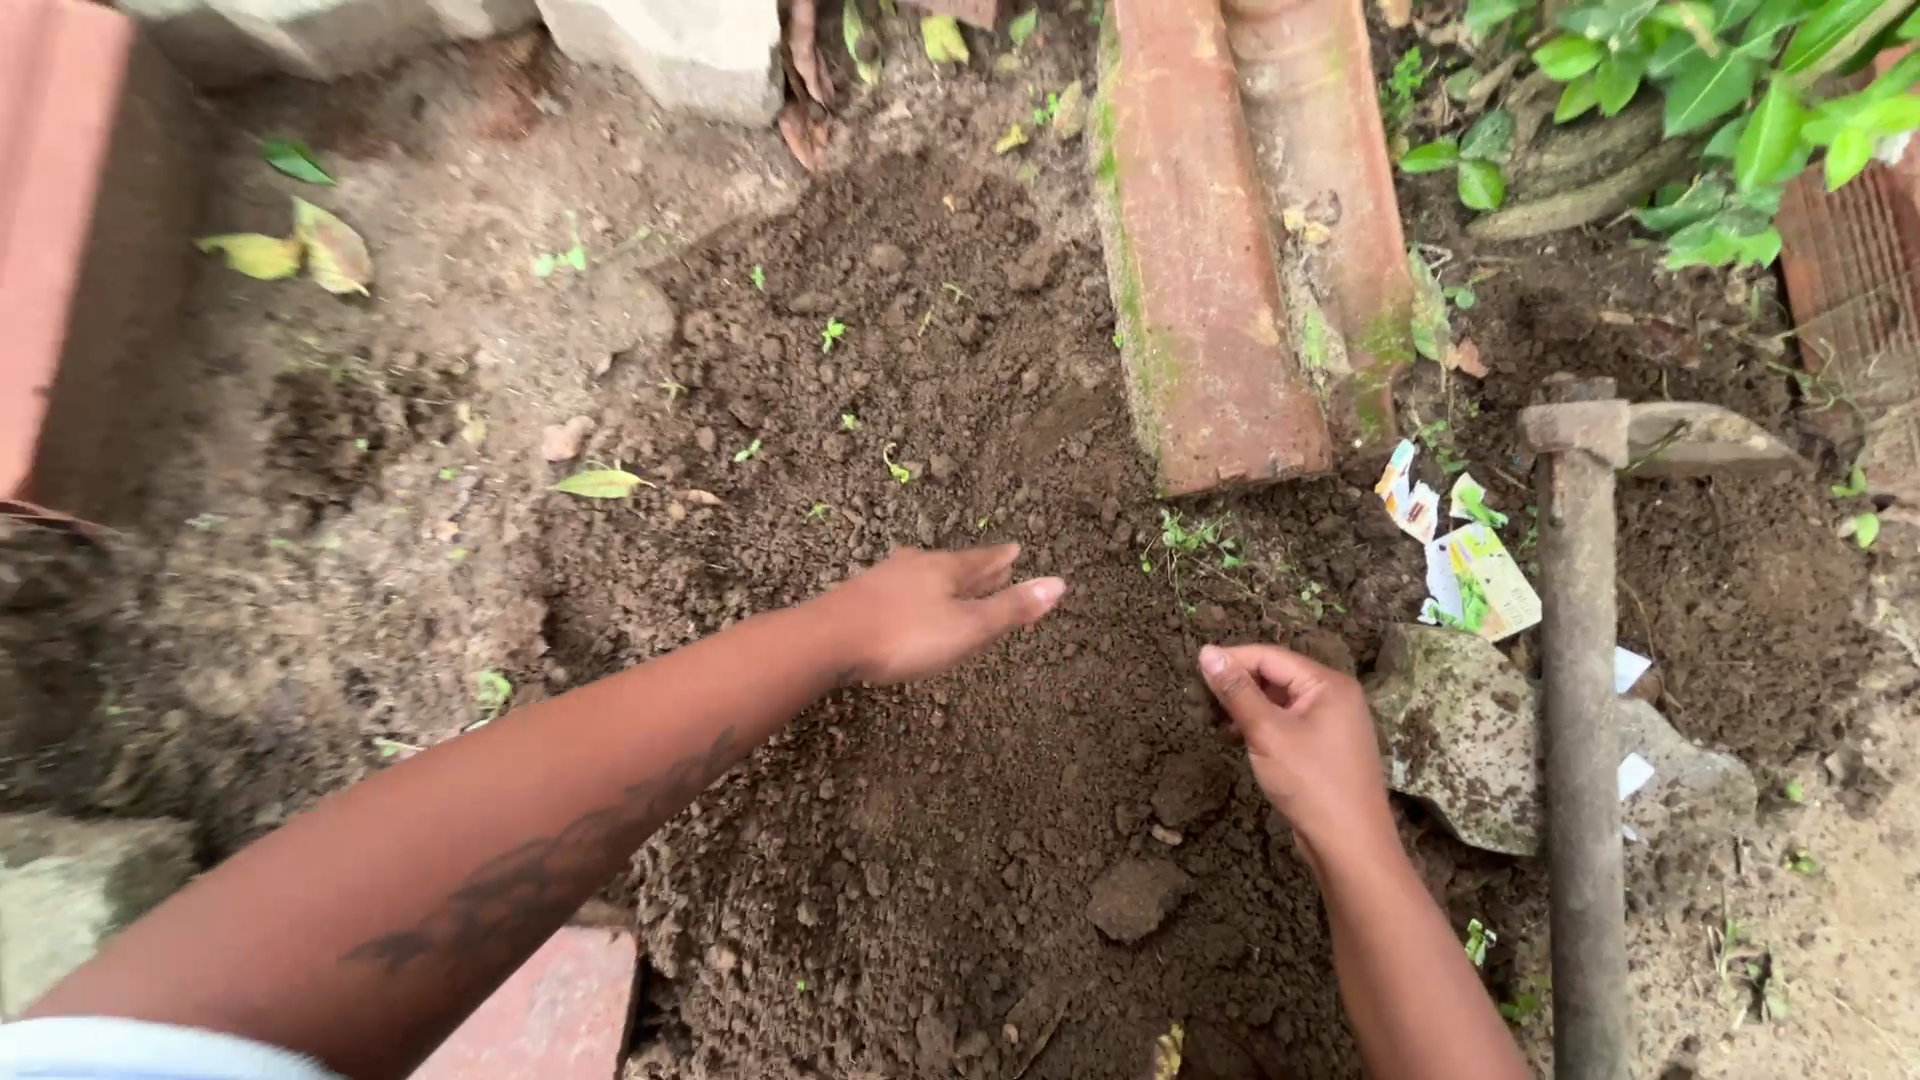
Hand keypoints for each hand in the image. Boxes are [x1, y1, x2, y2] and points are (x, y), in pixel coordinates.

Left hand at [816, 545, 1066, 684]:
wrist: (827, 640)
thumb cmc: (905, 635)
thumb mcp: (967, 628)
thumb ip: (1010, 609)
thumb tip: (1059, 582)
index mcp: (946, 570)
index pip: (982, 561)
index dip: (1001, 560)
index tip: (1016, 549)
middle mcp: (915, 566)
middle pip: (953, 565)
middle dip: (975, 568)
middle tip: (993, 564)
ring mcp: (884, 578)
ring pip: (923, 574)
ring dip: (942, 578)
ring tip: (950, 578)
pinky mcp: (859, 597)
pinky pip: (898, 588)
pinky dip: (913, 591)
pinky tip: (903, 596)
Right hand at [1197, 643, 1397, 867]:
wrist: (1351, 846)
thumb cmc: (1309, 782)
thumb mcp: (1266, 731)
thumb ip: (1235, 690)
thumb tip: (1206, 652)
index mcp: (1328, 684)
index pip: (1270, 656)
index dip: (1231, 660)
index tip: (1195, 672)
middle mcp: (1335, 695)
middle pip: (1276, 675)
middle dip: (1238, 685)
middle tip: (1203, 700)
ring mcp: (1333, 722)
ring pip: (1279, 699)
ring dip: (1247, 706)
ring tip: (1217, 721)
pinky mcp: (1326, 745)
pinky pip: (1287, 721)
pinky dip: (1261, 725)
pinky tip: (1239, 738)